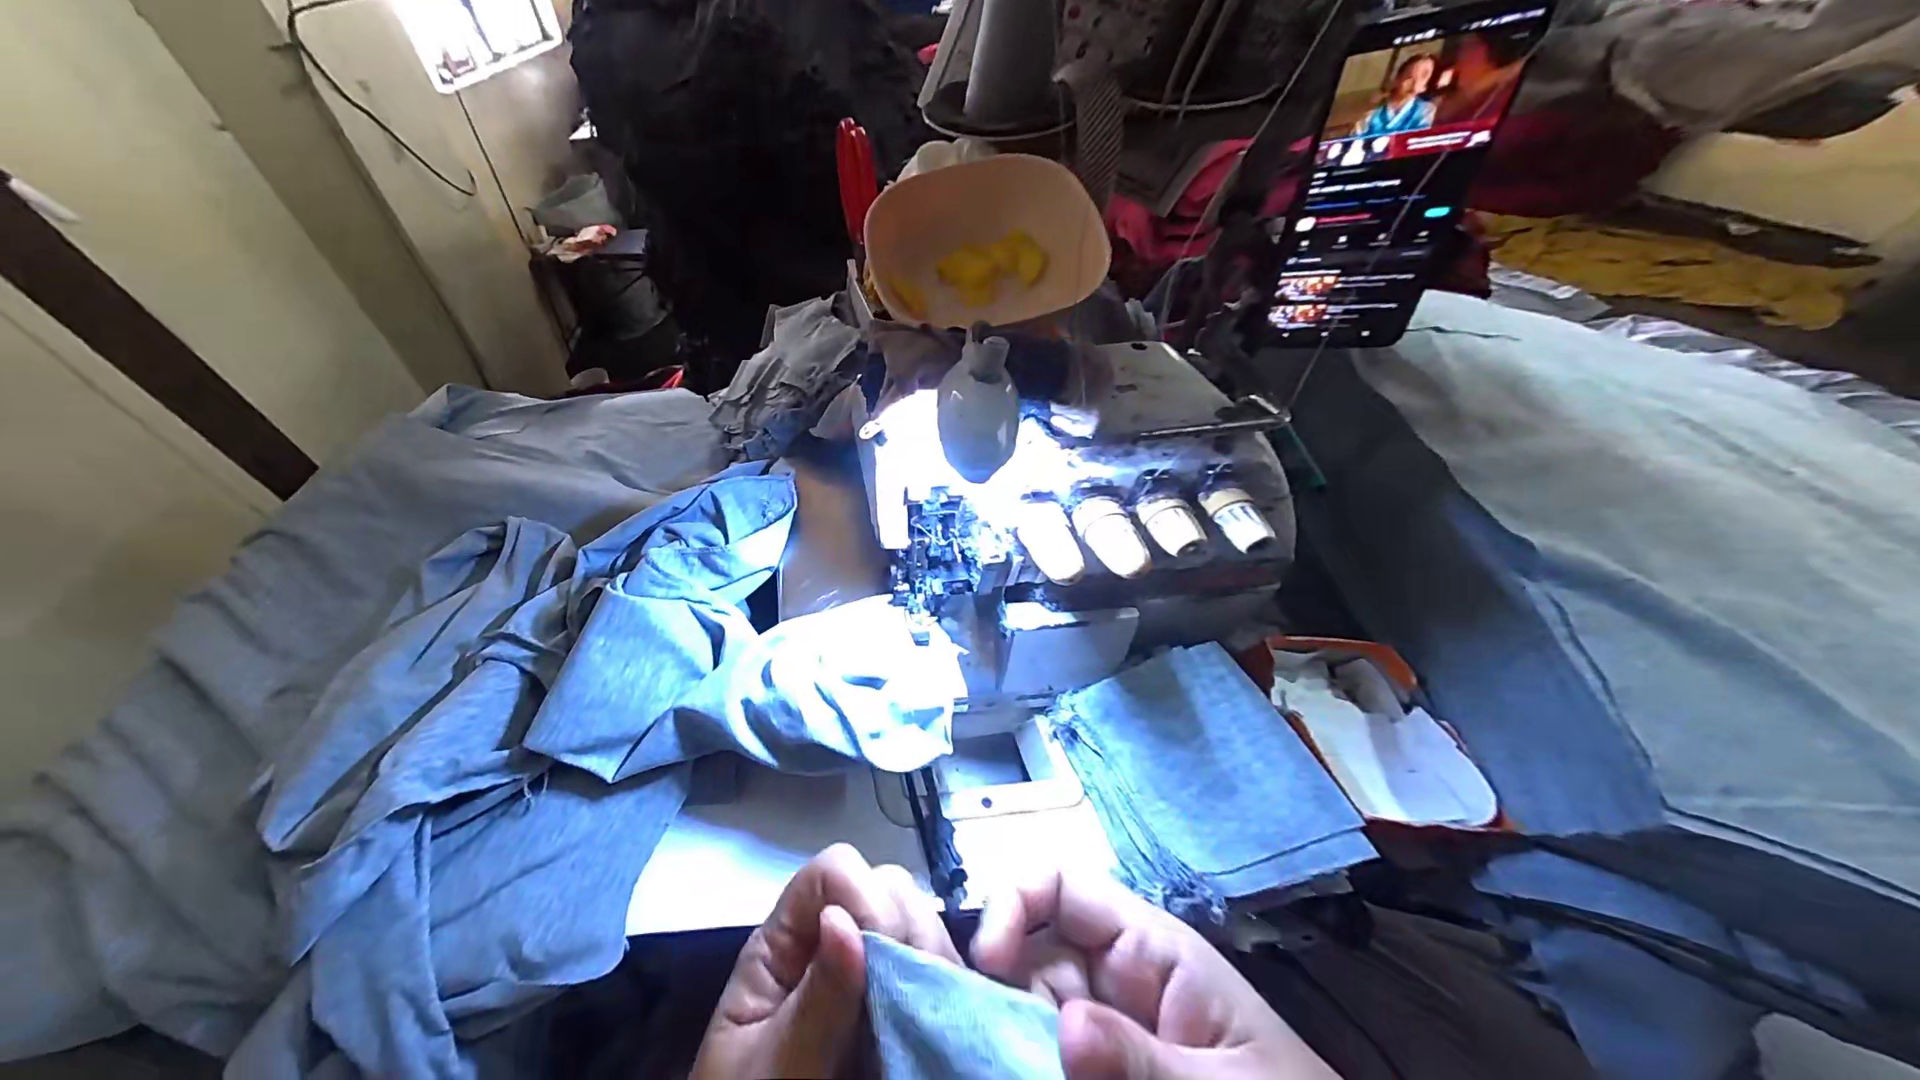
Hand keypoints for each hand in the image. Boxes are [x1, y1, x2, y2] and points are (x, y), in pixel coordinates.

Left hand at [691, 844, 959, 1079]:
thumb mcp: (778, 1064)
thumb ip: (813, 1000)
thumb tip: (840, 919)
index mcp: (785, 942)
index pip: (832, 873)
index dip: (865, 900)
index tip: (882, 959)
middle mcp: (829, 938)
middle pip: (885, 886)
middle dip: (910, 929)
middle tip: (918, 991)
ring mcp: (865, 963)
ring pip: (918, 917)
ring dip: (933, 954)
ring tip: (935, 1007)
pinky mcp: (896, 992)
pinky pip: (935, 957)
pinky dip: (946, 977)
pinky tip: (945, 1008)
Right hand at [973, 870, 1338, 1079]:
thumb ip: (1147, 1061)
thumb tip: (1066, 1025)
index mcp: (1146, 949)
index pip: (1063, 888)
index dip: (1016, 904)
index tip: (988, 961)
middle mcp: (1112, 979)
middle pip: (1030, 958)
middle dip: (1000, 997)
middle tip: (982, 1051)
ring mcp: (1102, 1032)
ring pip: (1027, 1016)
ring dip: (1005, 1043)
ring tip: (993, 1064)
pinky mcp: (1094, 1072)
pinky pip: (1043, 1059)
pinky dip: (1020, 1065)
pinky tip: (1005, 1070)